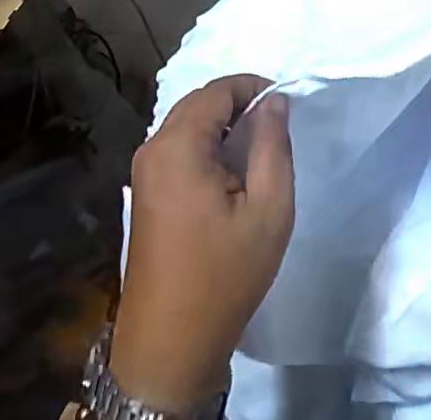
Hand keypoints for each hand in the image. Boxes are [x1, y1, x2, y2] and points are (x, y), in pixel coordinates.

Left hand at [113, 76, 293, 409]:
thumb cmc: (225, 272)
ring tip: (260, 147)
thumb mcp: (269, 207)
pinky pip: (179, 146)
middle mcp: (152, 150)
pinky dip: (208, 142)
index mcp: (178, 147)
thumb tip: (274, 101)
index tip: (286, 105)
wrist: (171, 344)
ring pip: (188, 123)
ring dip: (224, 123)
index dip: (255, 86)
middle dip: (240, 102)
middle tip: (277, 126)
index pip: (218, 90)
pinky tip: (232, 169)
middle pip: (199, 102)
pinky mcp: (145, 192)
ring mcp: (144, 172)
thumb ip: (273, 144)